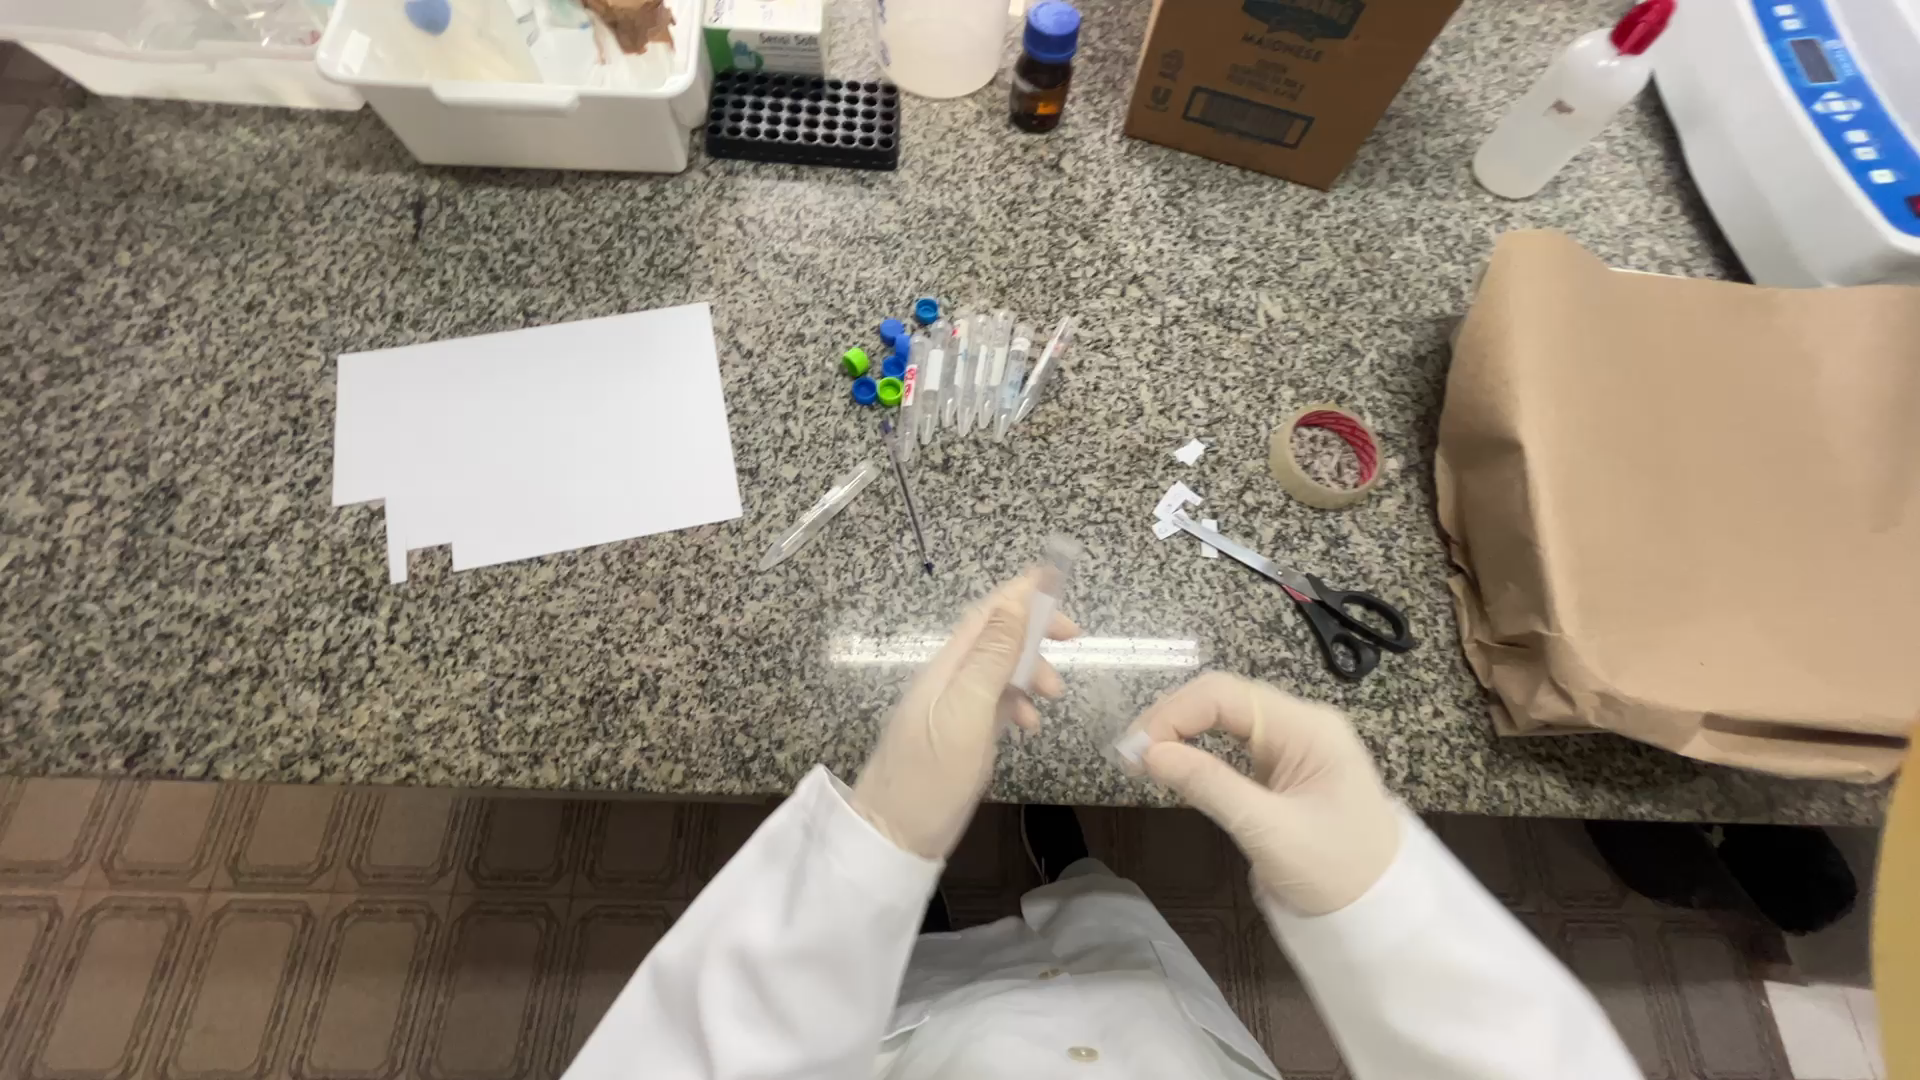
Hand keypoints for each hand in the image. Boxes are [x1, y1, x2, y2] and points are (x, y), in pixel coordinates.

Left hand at [852, 574, 1080, 859]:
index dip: (1021, 591)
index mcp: (948, 665)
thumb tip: (1014, 603)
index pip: (987, 612)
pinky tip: (1029, 726)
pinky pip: (994, 701)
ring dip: (1029, 672)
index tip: (1057, 577)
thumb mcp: (967, 712)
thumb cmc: (931, 775)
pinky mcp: (958, 730)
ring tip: (1054, 696)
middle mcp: (948, 676)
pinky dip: (1017, 704)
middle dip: (1034, 631)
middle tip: (1073, 638)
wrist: (893, 836)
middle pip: (996, 636)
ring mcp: (952, 704)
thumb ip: (991, 658)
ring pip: (999, 669)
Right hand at [1122, 672, 1399, 914]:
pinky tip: (1175, 762)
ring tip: (1144, 758)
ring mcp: (1293, 740)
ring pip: (1222, 714)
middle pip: (1221, 697)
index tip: (1136, 749)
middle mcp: (1300, 721)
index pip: (1224, 695)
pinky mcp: (1283, 761)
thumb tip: (1148, 754)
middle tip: (1132, 755)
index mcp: (1306, 727)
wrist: (1387, 917)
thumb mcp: (1269, 831)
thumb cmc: (1336, 874)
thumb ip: (1208, 785)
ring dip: (1180, 729)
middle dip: (1172, 718)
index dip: (1173, 713)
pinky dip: (1198, 745)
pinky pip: (1231, 737)